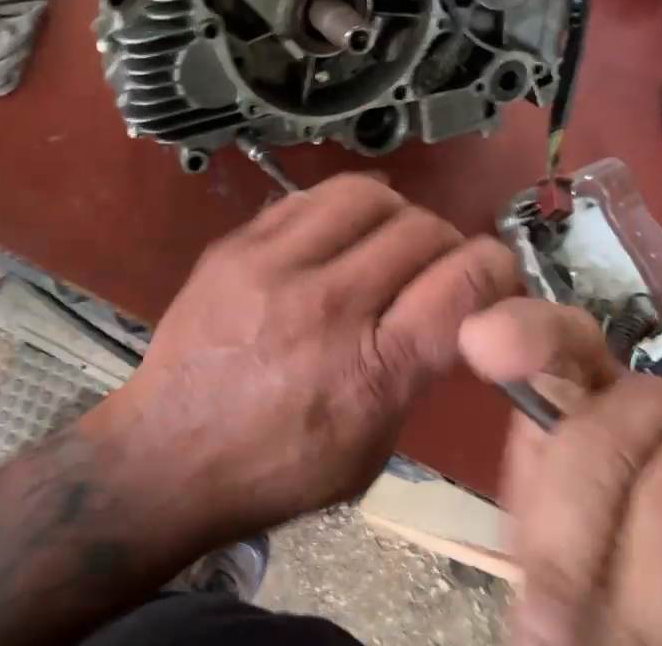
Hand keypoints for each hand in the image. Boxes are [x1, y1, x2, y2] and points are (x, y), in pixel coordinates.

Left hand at [88, 174, 518, 543]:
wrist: (167, 453)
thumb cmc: (276, 468)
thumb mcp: (371, 447)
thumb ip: (415, 371)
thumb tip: (448, 307)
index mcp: (373, 370)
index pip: (463, 282)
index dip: (494, 269)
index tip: (492, 275)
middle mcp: (328, 304)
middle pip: (420, 229)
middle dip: (446, 241)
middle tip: (435, 264)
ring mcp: (273, 265)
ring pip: (365, 193)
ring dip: (394, 212)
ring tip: (387, 238)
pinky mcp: (233, 245)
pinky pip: (306, 197)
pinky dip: (337, 208)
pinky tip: (336, 232)